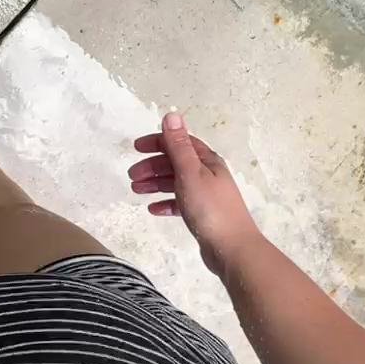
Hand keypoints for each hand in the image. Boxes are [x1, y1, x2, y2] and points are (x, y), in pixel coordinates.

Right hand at [128, 111, 262, 274]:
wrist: (232, 249)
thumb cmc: (210, 208)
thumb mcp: (190, 173)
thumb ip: (178, 146)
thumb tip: (171, 115)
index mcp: (207, 161)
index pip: (179, 143)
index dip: (158, 142)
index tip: (136, 148)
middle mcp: (208, 174)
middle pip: (175, 163)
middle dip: (152, 166)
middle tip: (132, 176)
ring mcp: (205, 195)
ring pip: (175, 183)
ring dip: (155, 183)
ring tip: (136, 191)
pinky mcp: (202, 214)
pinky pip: (179, 203)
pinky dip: (165, 203)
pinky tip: (153, 209)